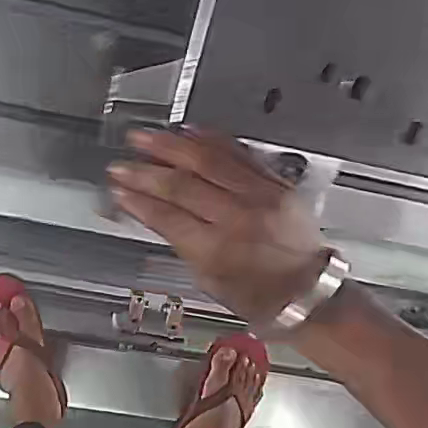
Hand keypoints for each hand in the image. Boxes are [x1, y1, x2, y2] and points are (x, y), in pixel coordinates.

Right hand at [109, 127, 330, 324]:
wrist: (309, 291)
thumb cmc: (260, 296)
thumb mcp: (211, 282)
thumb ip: (184, 245)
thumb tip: (156, 215)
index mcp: (216, 250)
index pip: (166, 216)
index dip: (137, 200)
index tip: (118, 190)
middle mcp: (237, 218)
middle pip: (181, 184)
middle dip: (144, 172)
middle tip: (120, 164)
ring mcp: (258, 196)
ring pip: (207, 159)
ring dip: (170, 146)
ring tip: (144, 137)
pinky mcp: (274, 183)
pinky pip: (238, 152)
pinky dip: (210, 139)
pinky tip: (188, 131)